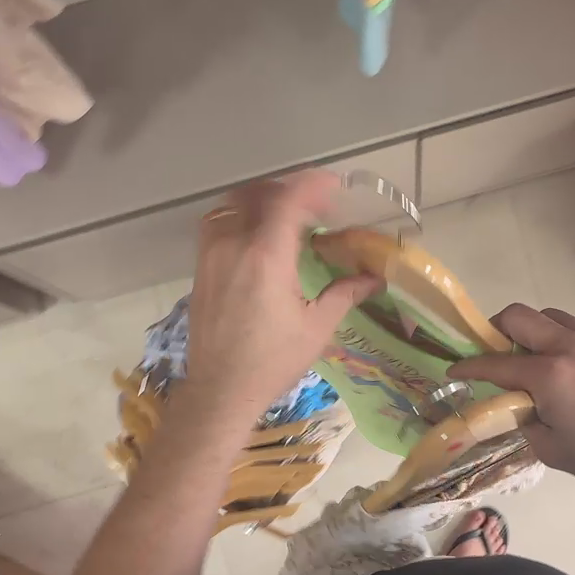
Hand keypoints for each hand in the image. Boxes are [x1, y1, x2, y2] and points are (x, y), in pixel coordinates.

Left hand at [181, 172, 381, 425]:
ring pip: (232, 205)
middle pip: (258, 194)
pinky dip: (238, 217)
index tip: (333, 185)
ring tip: (282, 215)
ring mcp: (211, 255)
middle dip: (287, 189)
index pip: (289, 200)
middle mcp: (234, 245)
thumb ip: (344, 294)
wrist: (220, 390)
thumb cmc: (272, 362)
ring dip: (259, 200)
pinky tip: (255, 237)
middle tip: (312, 204)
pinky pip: (217, 225)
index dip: (313, 184)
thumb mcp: (316, 329)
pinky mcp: (200, 269)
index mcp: (267, 257)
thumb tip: (373, 279)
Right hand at [447, 304, 574, 492]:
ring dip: (534, 331)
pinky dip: (568, 342)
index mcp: (550, 377)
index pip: (496, 364)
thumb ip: (525, 421)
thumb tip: (517, 406)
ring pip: (552, 317)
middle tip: (493, 348)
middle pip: (519, 316)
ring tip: (534, 355)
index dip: (469, 367)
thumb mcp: (551, 450)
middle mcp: (571, 347)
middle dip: (496, 328)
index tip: (455, 368)